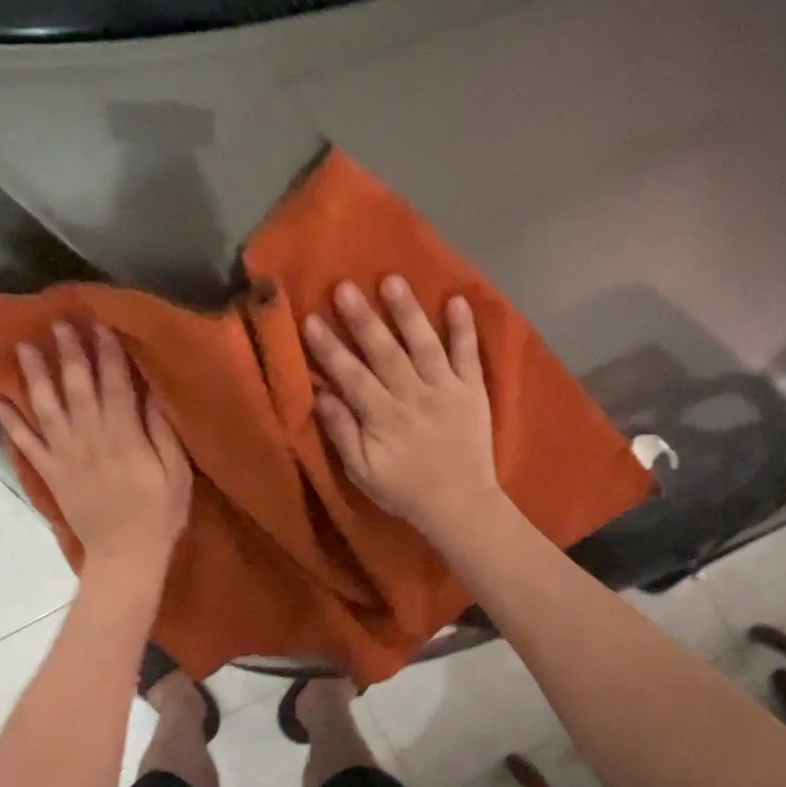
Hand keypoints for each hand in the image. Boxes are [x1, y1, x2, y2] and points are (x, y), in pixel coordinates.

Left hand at [0, 322, 192, 574]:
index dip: (106, 352)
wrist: (124, 557)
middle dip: (67, 352)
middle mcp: (89, 438)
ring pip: (45, 407)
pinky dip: (8, 421)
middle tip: (57, 322)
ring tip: (24, 347)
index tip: (99, 324)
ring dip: (34, 376)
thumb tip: (150, 391)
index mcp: (123, 436)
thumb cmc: (159, 514)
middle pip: (76, 387)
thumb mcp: (176, 472)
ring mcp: (64, 455)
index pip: (113, 384)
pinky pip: (24, 443)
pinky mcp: (49, 472)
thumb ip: (161, 431)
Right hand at [302, 276, 505, 537]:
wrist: (461, 505)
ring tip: (392, 281)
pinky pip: (469, 355)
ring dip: (408, 313)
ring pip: (424, 345)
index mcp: (383, 418)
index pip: (351, 376)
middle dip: (363, 319)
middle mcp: (414, 397)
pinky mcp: (474, 390)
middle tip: (345, 287)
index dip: (330, 348)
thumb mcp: (362, 471)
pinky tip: (457, 300)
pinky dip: (464, 328)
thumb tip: (321, 396)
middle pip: (385, 353)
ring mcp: (447, 390)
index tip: (311, 320)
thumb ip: (342, 433)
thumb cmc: (403, 489)